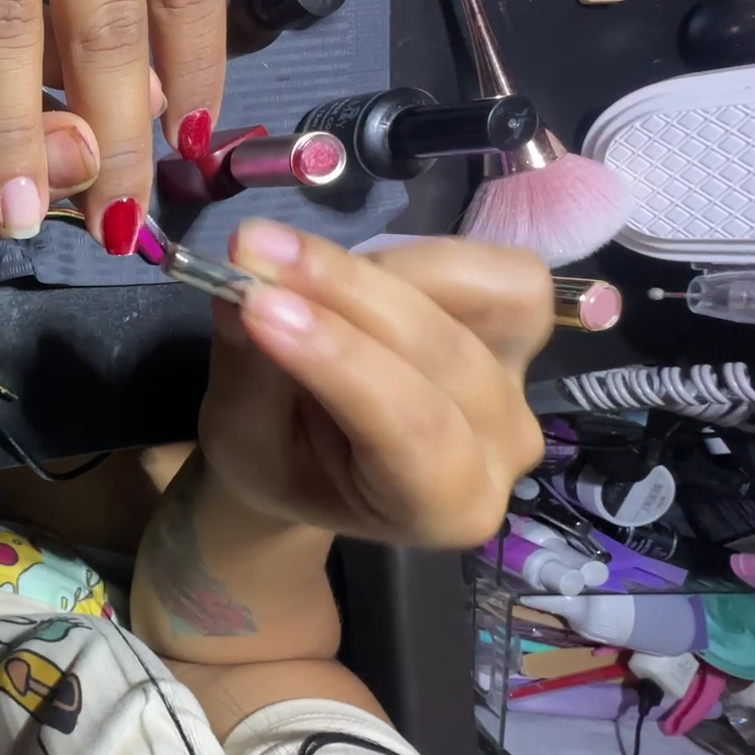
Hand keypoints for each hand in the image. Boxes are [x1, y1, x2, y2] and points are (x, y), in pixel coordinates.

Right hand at [199, 222, 551, 546]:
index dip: (335, 356)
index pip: (410, 425)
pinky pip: (497, 275)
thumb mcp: (239, 439)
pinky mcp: (515, 335)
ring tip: (289, 258)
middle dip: (343, 289)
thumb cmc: (274, 462)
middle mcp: (499, 447)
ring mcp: (517, 385)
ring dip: (380, 267)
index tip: (253, 302)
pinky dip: (419, 254)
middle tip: (252, 248)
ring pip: (490, 303)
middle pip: (444, 351)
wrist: (307, 458)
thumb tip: (236, 291)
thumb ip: (248, 371)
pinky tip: (347, 263)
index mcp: (438, 506)